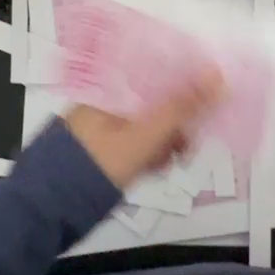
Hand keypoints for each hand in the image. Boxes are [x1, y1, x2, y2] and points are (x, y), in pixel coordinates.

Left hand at [65, 70, 224, 188]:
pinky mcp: (107, 145)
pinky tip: (156, 166)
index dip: (185, 83)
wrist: (56, 203)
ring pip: (151, 123)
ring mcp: (106, 123)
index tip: (206, 99)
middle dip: (177, 122)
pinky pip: (139, 140)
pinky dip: (151, 151)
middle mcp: (109, 99)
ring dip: (167, 140)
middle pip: (158, 100)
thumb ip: (182, 107)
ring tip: (170, 160)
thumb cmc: (100, 163)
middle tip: (187, 144)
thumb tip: (218, 77)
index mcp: (113, 87)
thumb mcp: (144, 135)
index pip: (158, 72)